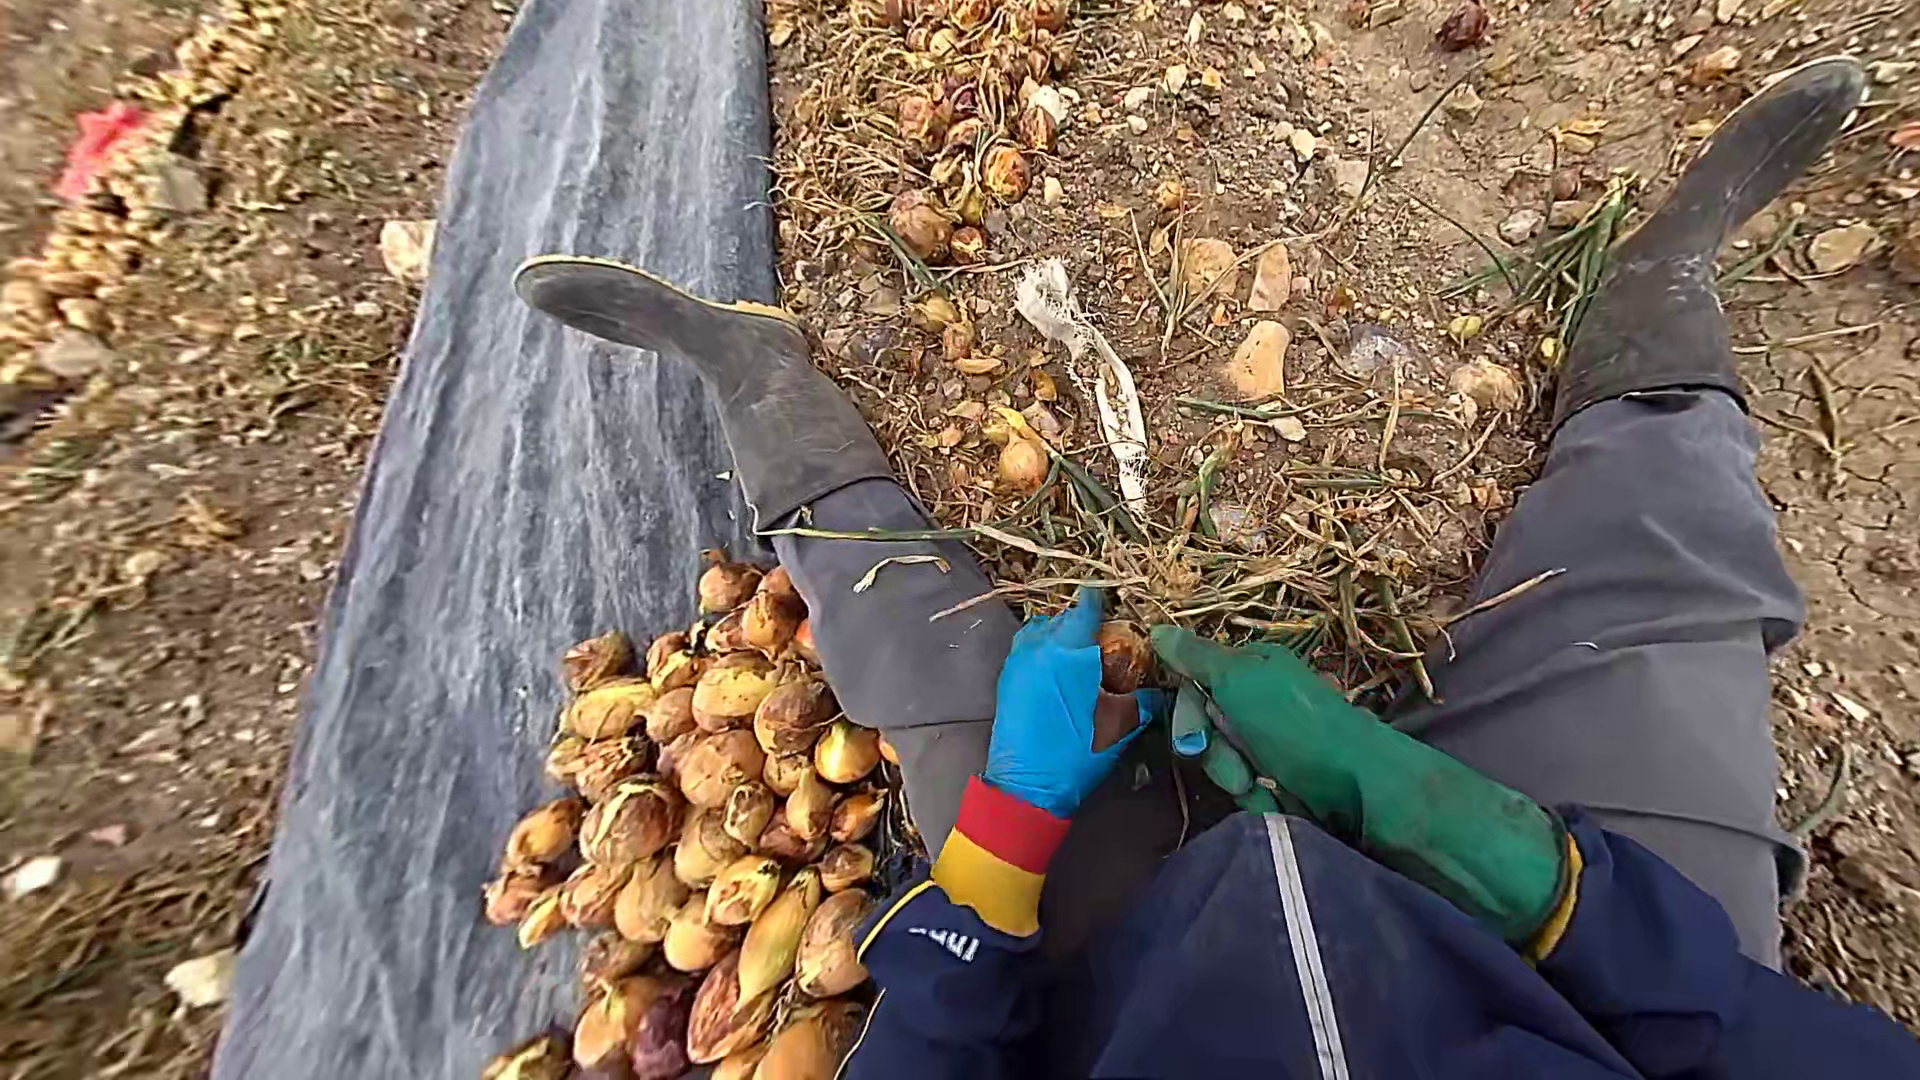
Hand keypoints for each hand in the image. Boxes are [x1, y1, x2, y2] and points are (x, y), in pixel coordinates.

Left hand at [985, 587, 1159, 816]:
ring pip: (1039, 629)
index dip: (1098, 603)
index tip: (1108, 601)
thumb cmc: (1077, 752)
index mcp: (1068, 651)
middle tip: (1098, 635)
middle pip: (1061, 618)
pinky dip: (1040, 646)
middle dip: (1080, 622)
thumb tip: (1160, 689)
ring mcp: (1018, 660)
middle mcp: (1039, 647)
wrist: (1027, 783)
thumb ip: (1142, 700)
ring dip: (1056, 632)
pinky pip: (1025, 646)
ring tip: (1073, 649)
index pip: (1085, 610)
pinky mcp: (1006, 676)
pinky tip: (1053, 666)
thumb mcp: (1119, 726)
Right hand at [1152, 625, 1571, 950]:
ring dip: (1234, 775)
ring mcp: (1272, 740)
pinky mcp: (1284, 778)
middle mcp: (1259, 699)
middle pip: (1204, 722)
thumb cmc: (1300, 728)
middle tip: (1238, 769)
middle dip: (1214, 750)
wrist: (1371, 796)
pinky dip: (1257, 797)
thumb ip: (1194, 657)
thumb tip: (1156, 630)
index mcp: (1251, 668)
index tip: (1193, 736)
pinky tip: (1277, 802)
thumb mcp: (1240, 681)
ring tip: (1262, 787)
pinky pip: (1247, 785)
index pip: (1192, 680)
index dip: (1187, 711)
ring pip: (1221, 758)